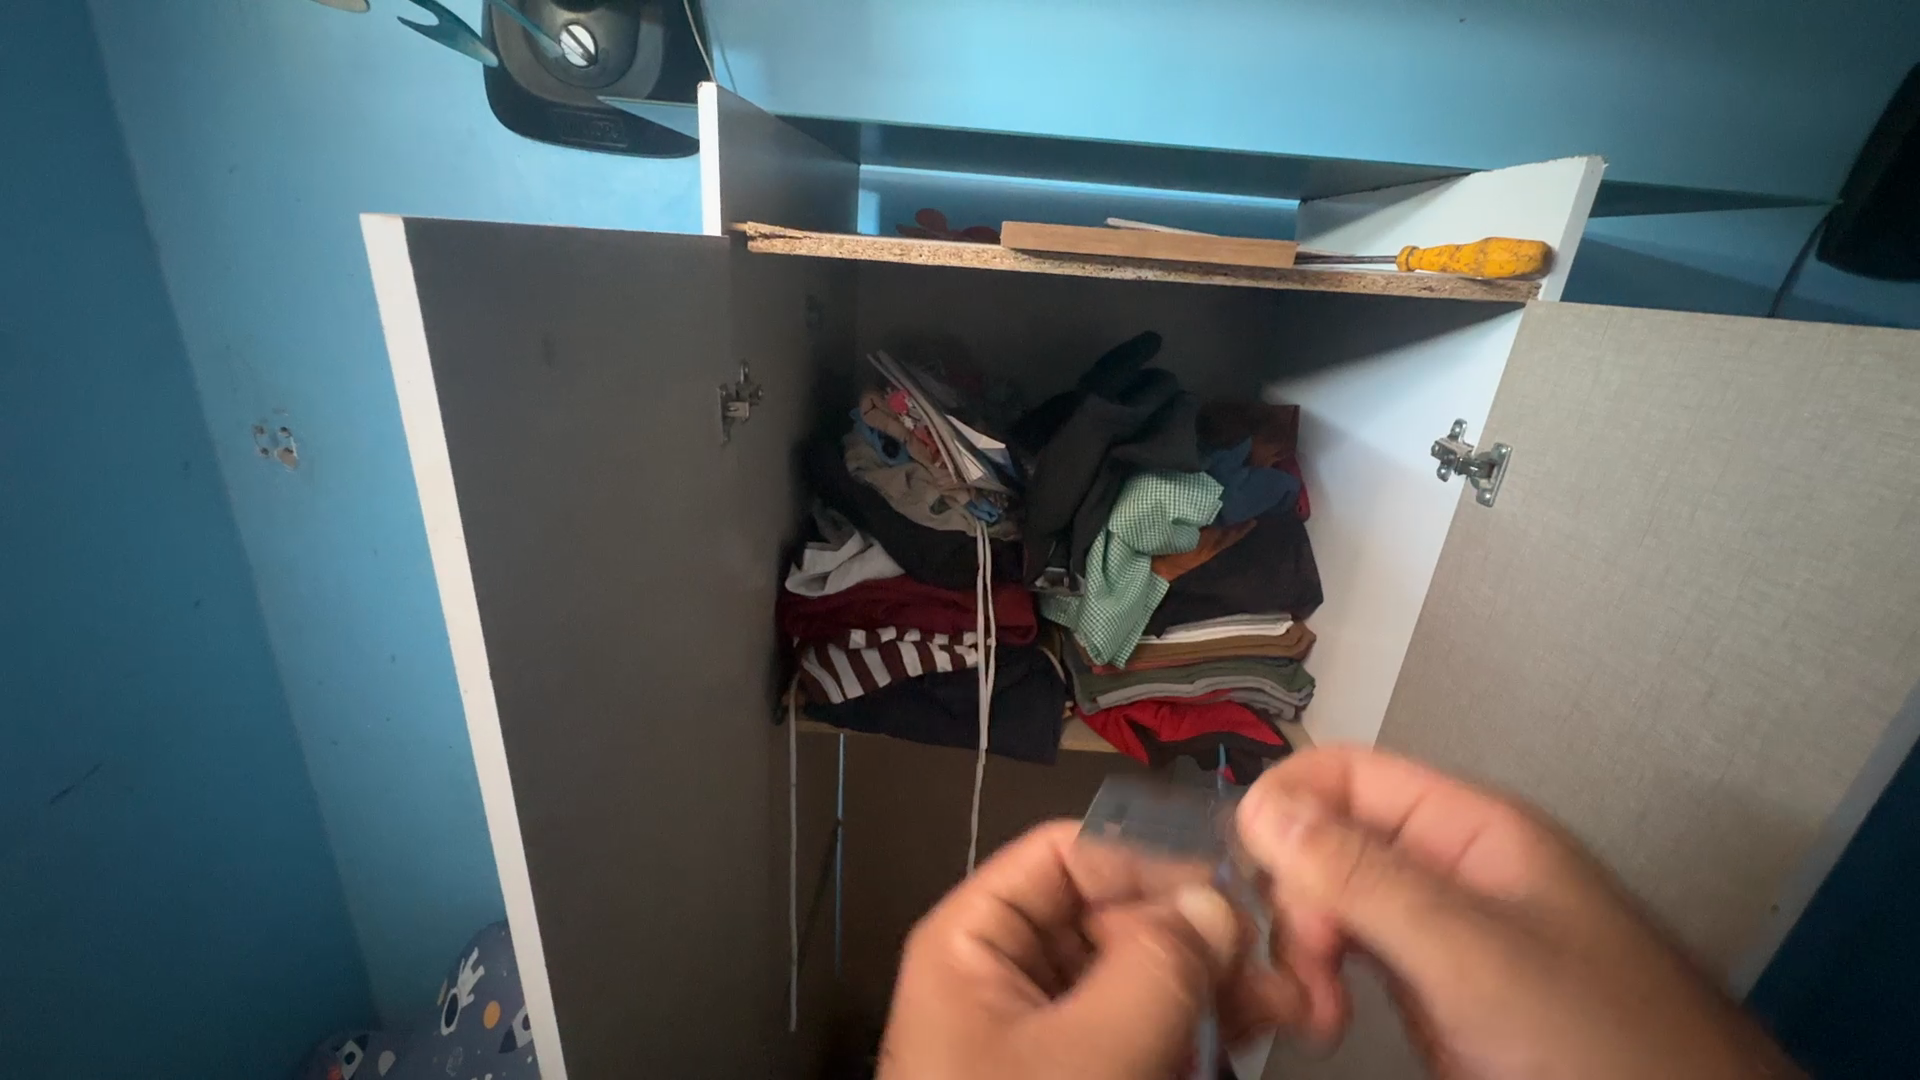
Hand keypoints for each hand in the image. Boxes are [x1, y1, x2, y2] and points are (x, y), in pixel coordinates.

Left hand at [878, 821, 1301, 1079]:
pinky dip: (1198, 1030)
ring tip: (1291, 1001)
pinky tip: (1249, 1031)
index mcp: (977, 940)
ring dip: (1213, 983)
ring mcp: (1051, 1030)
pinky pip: (1144, 1031)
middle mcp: (1011, 973)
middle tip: (1278, 952)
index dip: (1146, 856)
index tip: (1230, 878)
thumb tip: (1214, 902)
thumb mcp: (1086, 1056)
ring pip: (1139, 977)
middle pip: (1110, 917)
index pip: (1065, 855)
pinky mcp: (1085, 1074)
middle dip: (1196, 932)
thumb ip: (1155, 968)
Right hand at [1236, 746, 1800, 1078]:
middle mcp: (1442, 866)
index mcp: (1467, 828)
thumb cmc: (1604, 1049)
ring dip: (1302, 940)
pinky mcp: (1425, 983)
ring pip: (1326, 896)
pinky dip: (1318, 974)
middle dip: (1299, 892)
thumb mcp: (1473, 955)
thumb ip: (1363, 876)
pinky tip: (1320, 1013)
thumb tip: (1257, 807)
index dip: (1290, 800)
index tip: (1256, 864)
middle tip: (1306, 962)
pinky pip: (1343, 950)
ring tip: (1314, 1006)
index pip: (1348, 772)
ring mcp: (1433, 927)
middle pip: (1325, 836)